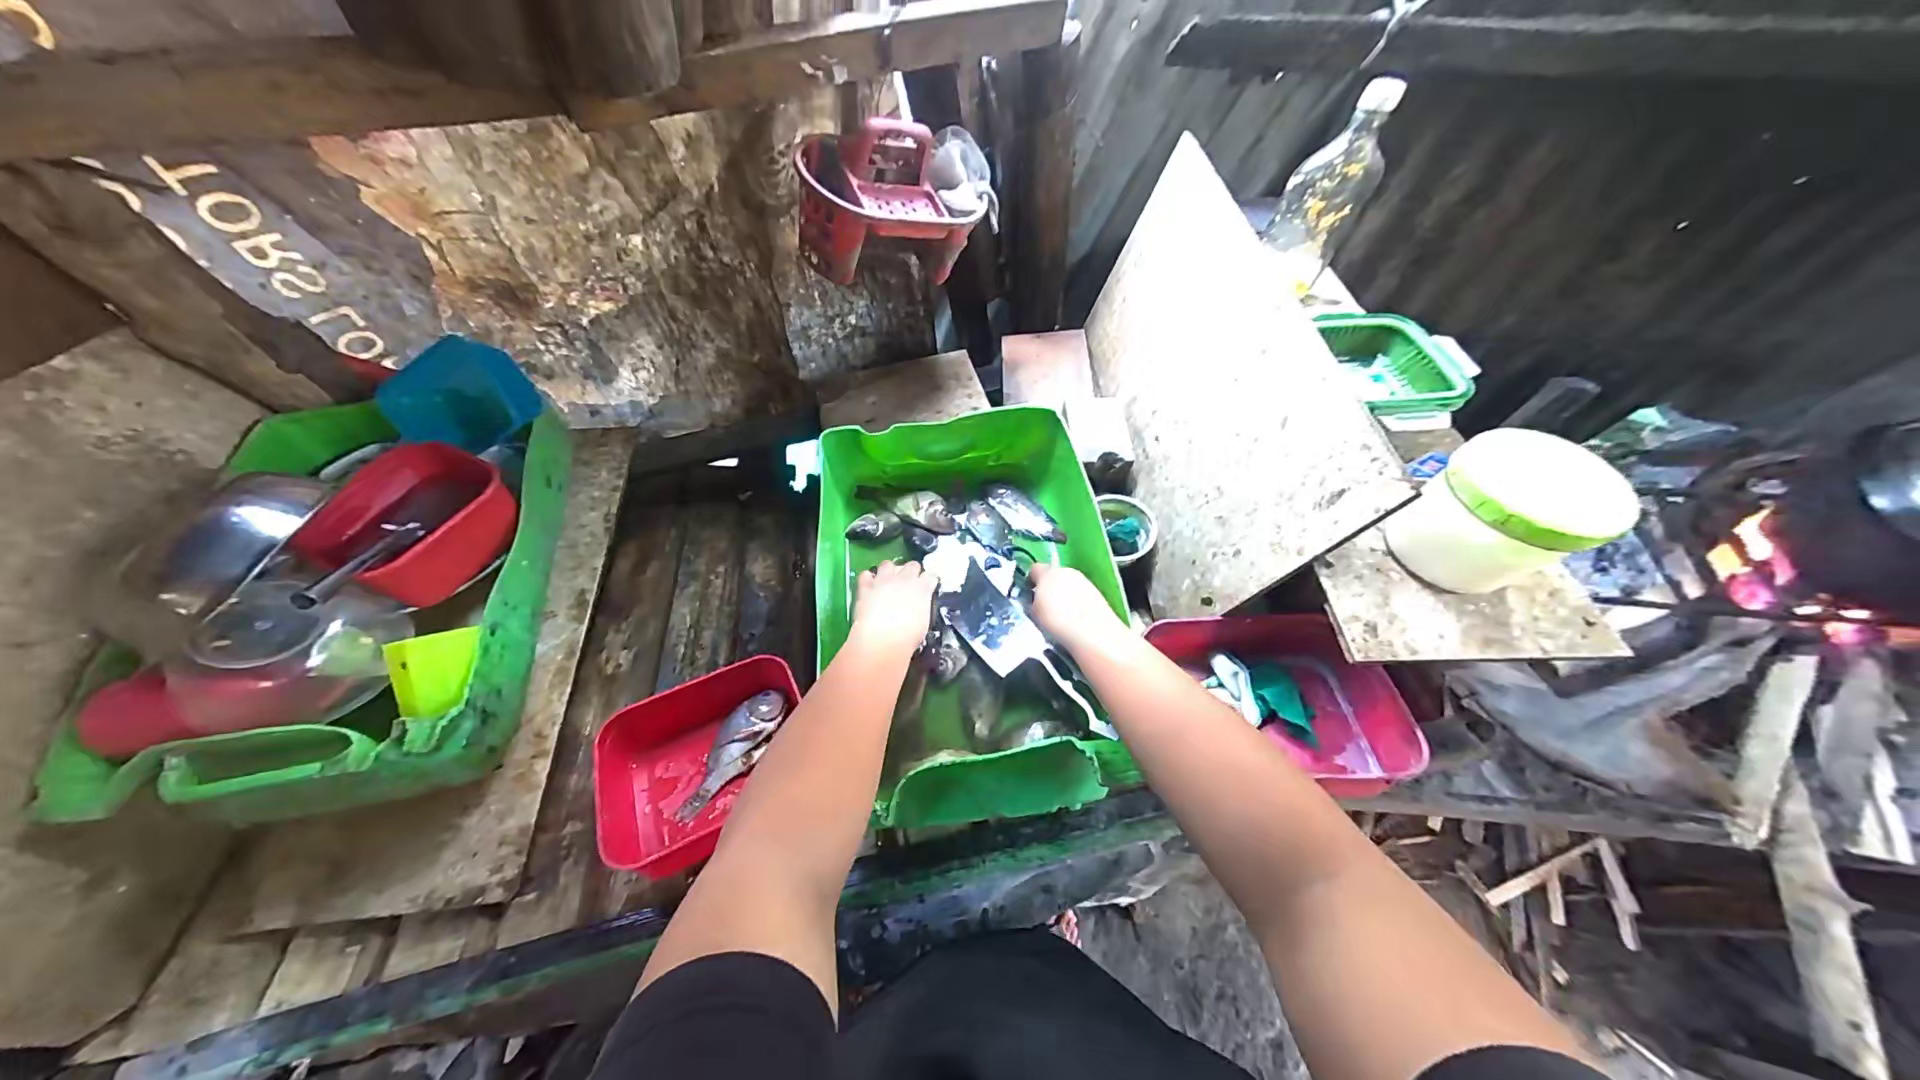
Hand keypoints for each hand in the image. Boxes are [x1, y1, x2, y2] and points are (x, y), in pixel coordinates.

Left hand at [849, 560, 935, 656]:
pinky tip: (869, 585)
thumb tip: (918, 605)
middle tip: (909, 582)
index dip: (928, 581)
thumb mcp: (923, 621)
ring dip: (890, 570)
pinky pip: (866, 575)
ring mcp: (884, 581)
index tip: (927, 586)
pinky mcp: (866, 587)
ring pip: (888, 564)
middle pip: (912, 565)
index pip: (930, 576)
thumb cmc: (907, 636)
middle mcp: (904, 579)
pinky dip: (868, 578)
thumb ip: (922, 606)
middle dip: (912, 571)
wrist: (882, 640)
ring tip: (888, 580)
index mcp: (922, 588)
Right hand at [1027, 563, 1129, 655]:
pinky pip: (1081, 593)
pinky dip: (1077, 601)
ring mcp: (1084, 580)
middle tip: (1045, 605)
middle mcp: (1068, 571)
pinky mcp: (1097, 592)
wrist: (1091, 634)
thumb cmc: (1057, 622)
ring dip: (1064, 593)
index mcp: (1049, 572)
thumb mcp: (1034, 612)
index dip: (1030, 581)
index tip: (1029, 593)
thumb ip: (1033, 600)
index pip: (1034, 569)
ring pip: (1069, 583)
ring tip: (1061, 614)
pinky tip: (1076, 617)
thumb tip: (1035, 599)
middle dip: (1048, 586)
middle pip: (1054, 574)